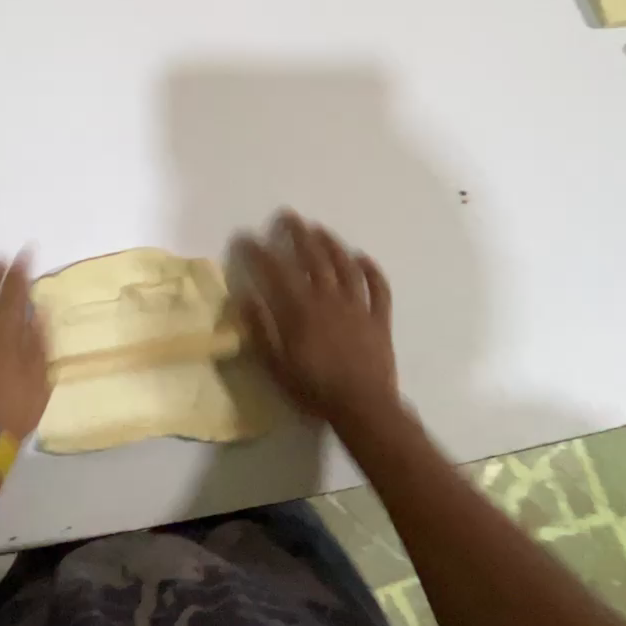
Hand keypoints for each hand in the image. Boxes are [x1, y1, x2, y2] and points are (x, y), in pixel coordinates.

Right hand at [231, 210, 397, 424]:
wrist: (364, 408)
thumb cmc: (314, 389)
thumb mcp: (276, 365)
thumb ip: (261, 329)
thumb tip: (246, 297)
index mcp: (301, 310)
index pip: (276, 271)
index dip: (259, 252)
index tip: (246, 237)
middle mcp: (329, 300)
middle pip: (313, 258)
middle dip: (298, 234)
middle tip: (287, 216)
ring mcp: (358, 307)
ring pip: (345, 266)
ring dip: (331, 244)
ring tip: (319, 229)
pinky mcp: (379, 319)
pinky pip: (378, 289)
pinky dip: (371, 270)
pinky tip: (363, 258)